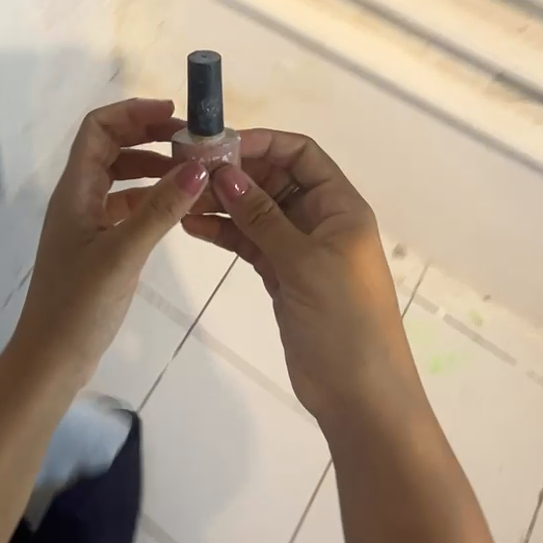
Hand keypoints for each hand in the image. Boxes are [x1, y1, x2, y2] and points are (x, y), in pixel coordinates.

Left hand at [9, 98, 209, 382]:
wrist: (51, 358)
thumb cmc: (78, 304)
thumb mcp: (124, 253)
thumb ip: (160, 209)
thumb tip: (198, 166)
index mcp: (74, 189)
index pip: (98, 128)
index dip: (132, 113)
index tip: (173, 114)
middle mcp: (78, 196)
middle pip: (110, 146)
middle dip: (148, 134)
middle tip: (191, 139)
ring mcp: (86, 220)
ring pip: (119, 175)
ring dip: (152, 165)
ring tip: (191, 169)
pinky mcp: (98, 243)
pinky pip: (125, 204)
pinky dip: (150, 196)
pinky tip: (177, 204)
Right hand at [182, 129, 417, 427]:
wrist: (361, 399)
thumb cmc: (345, 322)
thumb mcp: (303, 263)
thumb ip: (262, 216)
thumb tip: (225, 172)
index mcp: (339, 207)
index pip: (301, 154)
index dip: (263, 143)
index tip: (219, 147)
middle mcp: (320, 220)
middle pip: (273, 179)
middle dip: (234, 173)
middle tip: (188, 173)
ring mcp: (299, 248)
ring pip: (256, 210)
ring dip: (222, 203)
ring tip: (182, 200)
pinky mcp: (281, 274)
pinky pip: (248, 241)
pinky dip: (223, 232)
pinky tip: (192, 226)